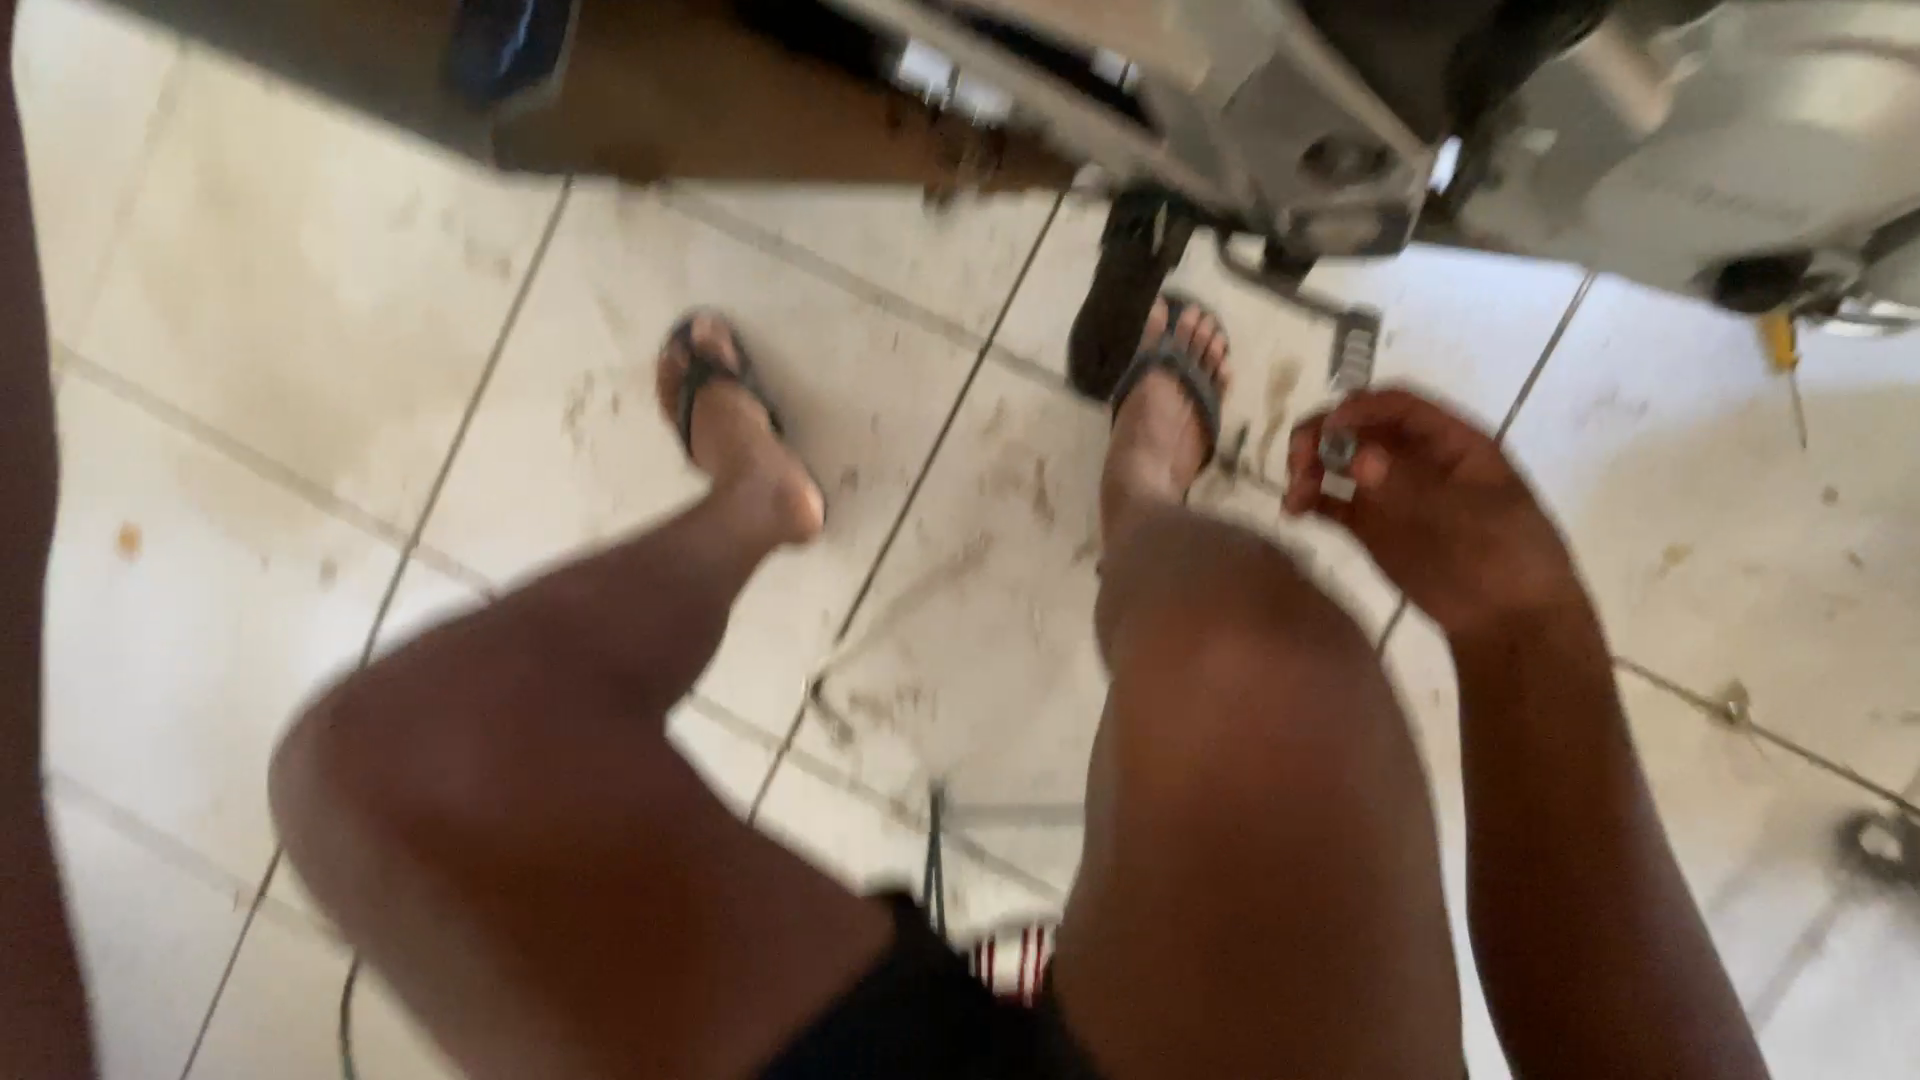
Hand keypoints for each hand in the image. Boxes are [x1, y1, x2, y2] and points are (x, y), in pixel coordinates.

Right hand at [1284, 388, 1587, 639]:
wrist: (1507, 620)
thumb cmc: (1505, 557)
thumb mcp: (1468, 515)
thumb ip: (1409, 484)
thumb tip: (1357, 458)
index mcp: (1450, 443)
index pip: (1398, 407)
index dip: (1360, 408)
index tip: (1326, 430)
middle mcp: (1413, 459)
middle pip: (1358, 428)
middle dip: (1322, 436)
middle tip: (1298, 462)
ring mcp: (1389, 492)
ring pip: (1337, 462)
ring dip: (1309, 467)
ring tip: (1296, 495)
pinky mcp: (1369, 526)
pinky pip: (1330, 502)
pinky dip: (1308, 500)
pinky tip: (1293, 511)